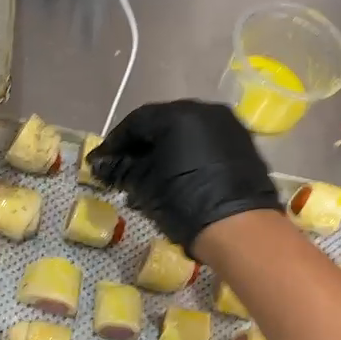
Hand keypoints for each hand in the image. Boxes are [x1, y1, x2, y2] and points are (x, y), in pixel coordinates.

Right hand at [89, 99, 281, 253]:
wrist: (238, 228)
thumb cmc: (184, 202)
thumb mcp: (145, 186)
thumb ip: (122, 170)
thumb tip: (102, 165)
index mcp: (177, 114)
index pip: (136, 122)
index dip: (113, 143)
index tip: (98, 162)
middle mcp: (204, 111)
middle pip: (162, 124)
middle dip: (139, 147)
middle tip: (121, 168)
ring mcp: (227, 127)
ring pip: (185, 134)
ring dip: (164, 153)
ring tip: (147, 179)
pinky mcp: (242, 146)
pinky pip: (204, 145)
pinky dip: (186, 157)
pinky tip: (174, 178)